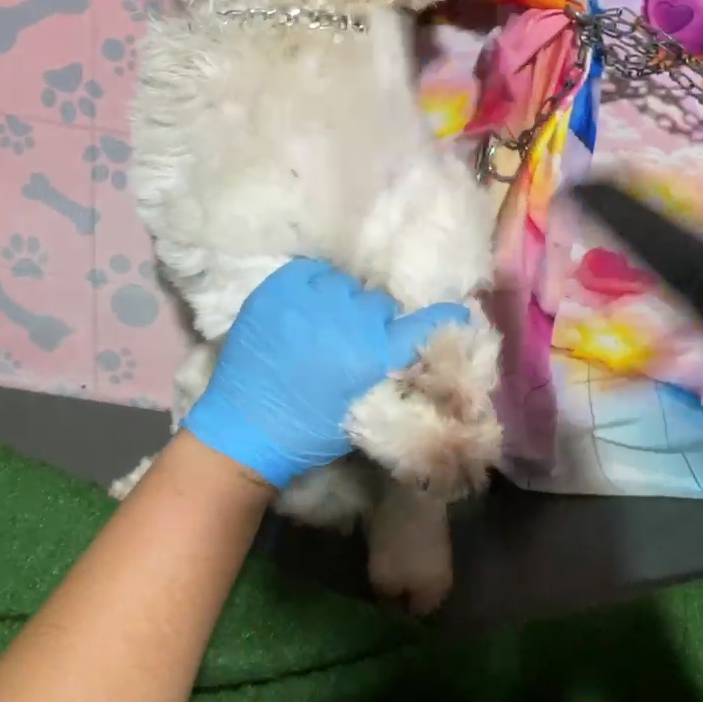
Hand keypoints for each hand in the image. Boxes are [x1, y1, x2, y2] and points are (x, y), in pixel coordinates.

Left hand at [182, 259, 469, 487]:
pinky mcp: (279, 289)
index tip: (457, 312)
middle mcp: (348, 320)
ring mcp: (310, 300)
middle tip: (356, 339)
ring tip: (326, 321)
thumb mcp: (365, 406)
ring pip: (346, 283)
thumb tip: (408, 345)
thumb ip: (389, 370)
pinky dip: (313, 284)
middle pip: (379, 302)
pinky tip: (306, 305)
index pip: (423, 324)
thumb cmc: (310, 431)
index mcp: (374, 355)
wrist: (245, 431)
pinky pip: (312, 270)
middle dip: (374, 319)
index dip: (443, 317)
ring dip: (343, 301)